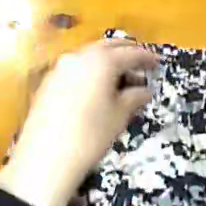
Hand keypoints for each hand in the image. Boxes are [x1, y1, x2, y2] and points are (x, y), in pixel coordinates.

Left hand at [0, 38, 157, 205]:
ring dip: (108, 63)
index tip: (158, 63)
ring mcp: (60, 67)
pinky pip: (76, 68)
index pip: (131, 53)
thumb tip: (145, 91)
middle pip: (108, 47)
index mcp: (102, 60)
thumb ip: (135, 97)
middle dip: (127, 54)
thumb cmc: (91, 134)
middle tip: (141, 66)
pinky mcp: (48, 81)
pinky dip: (91, 72)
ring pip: (90, 57)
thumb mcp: (120, 115)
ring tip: (122, 81)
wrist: (46, 158)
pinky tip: (98, 89)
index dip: (147, 57)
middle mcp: (80, 56)